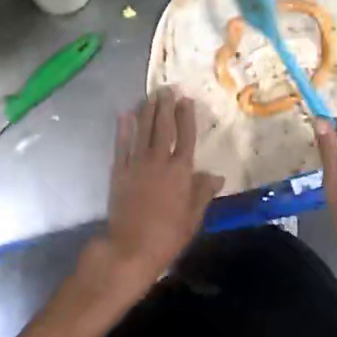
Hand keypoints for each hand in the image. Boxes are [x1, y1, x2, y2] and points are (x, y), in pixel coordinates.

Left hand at [99, 88, 223, 288]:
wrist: (131, 248)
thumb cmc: (168, 236)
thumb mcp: (193, 217)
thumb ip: (203, 192)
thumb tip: (216, 175)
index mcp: (180, 171)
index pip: (185, 136)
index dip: (186, 116)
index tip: (186, 100)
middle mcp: (159, 160)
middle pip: (163, 127)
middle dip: (166, 106)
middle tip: (167, 89)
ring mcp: (137, 163)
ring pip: (143, 130)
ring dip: (147, 111)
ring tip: (150, 95)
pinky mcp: (119, 171)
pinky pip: (122, 144)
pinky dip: (123, 129)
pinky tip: (125, 115)